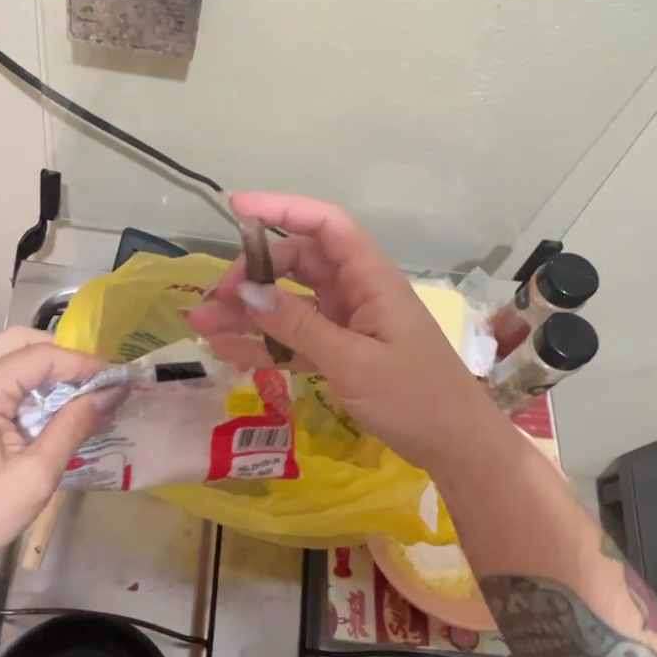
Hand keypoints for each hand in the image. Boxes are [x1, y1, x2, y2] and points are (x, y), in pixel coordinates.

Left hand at [0, 328, 117, 586]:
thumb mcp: (36, 475)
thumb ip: (73, 426)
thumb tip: (110, 394)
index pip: (40, 356)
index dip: (83, 362)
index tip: (117, 377)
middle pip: (18, 341)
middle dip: (60, 355)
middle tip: (94, 382)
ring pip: (4, 356)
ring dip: (42, 368)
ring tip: (77, 396)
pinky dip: (23, 383)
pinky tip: (46, 412)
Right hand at [185, 193, 495, 472]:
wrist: (456, 448)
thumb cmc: (416, 398)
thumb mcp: (352, 361)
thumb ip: (298, 325)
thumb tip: (246, 292)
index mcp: (370, 278)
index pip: (324, 225)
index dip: (281, 209)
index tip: (234, 208)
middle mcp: (356, 291)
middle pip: (297, 263)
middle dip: (253, 273)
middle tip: (216, 298)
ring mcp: (347, 323)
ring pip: (289, 303)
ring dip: (248, 312)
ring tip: (201, 324)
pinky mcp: (340, 354)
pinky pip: (293, 340)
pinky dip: (263, 344)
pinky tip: (226, 350)